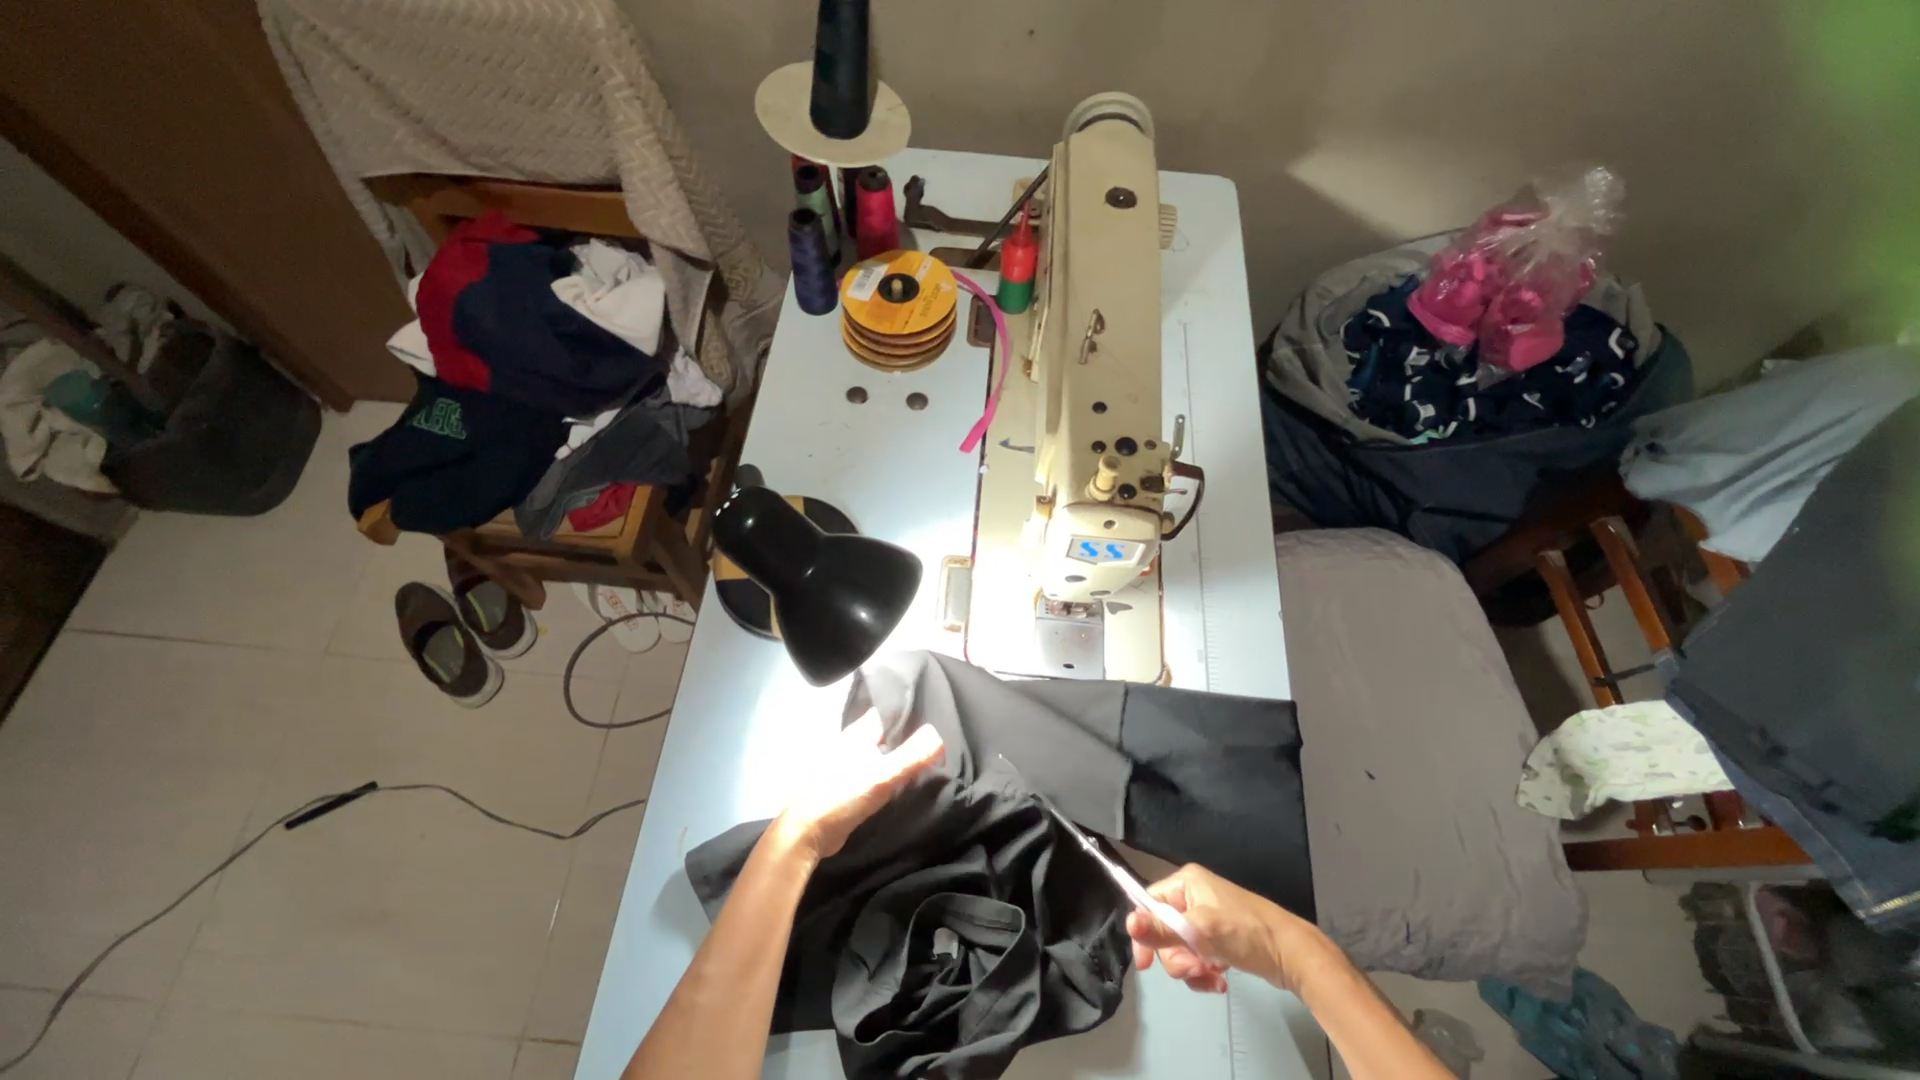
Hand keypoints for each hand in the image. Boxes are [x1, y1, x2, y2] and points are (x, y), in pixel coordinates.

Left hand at [770, 711, 944, 863]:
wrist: (805, 832)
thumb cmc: (842, 797)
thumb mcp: (883, 777)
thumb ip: (911, 757)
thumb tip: (938, 734)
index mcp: (855, 735)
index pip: (883, 714)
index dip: (903, 712)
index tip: (927, 714)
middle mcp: (844, 744)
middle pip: (876, 733)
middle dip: (897, 735)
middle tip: (924, 741)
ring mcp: (837, 765)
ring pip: (867, 753)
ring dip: (885, 756)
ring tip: (911, 762)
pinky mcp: (834, 786)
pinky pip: (861, 773)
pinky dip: (874, 774)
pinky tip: (886, 785)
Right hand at [1126, 864, 1331, 995]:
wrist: (1294, 955)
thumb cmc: (1247, 933)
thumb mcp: (1202, 931)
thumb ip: (1164, 930)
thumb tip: (1129, 923)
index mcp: (1186, 882)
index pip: (1149, 904)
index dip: (1145, 933)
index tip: (1146, 965)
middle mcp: (1193, 896)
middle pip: (1163, 931)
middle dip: (1176, 957)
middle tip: (1195, 968)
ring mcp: (1206, 918)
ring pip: (1179, 948)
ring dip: (1191, 968)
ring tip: (1212, 977)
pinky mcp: (1218, 939)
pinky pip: (1196, 957)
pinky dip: (1203, 972)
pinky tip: (1219, 982)